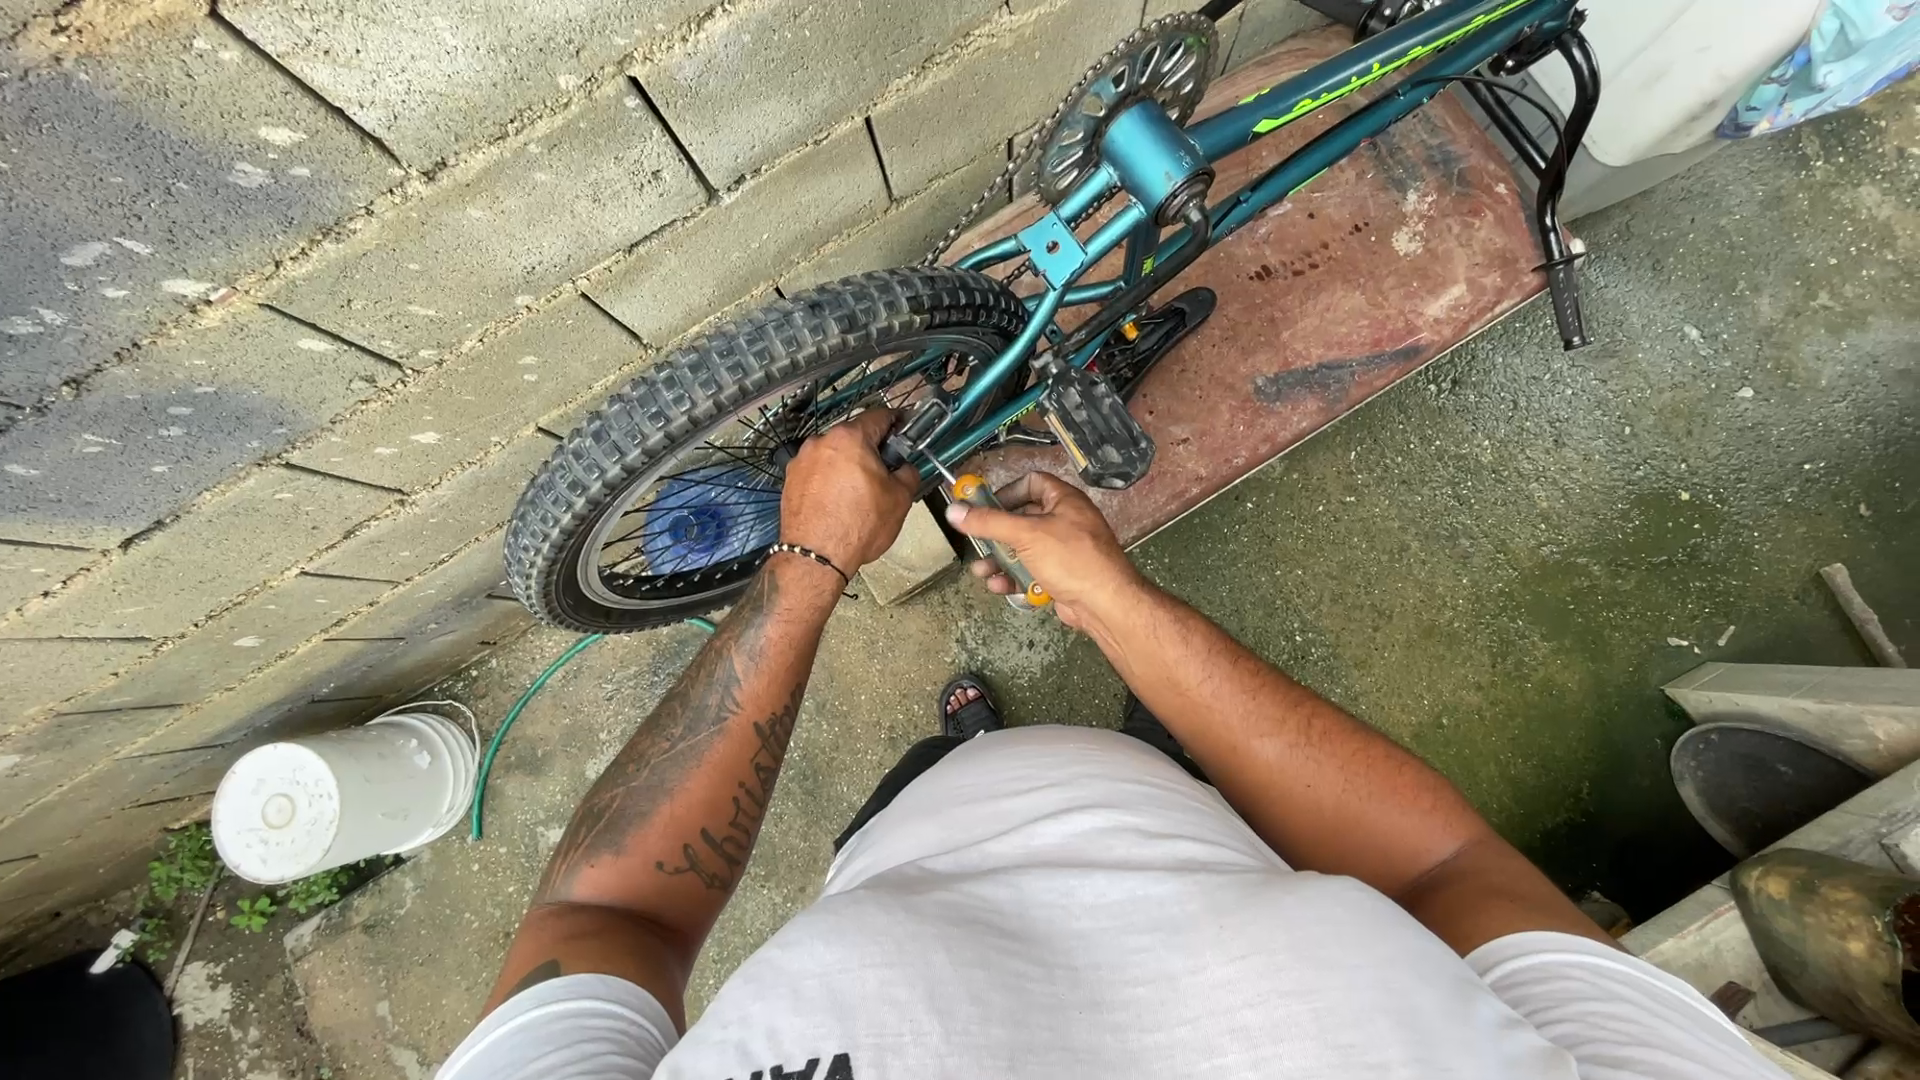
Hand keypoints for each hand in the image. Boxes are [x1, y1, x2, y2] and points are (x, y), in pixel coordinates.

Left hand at [778, 408, 920, 571]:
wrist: (816, 556)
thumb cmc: (855, 527)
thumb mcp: (900, 499)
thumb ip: (908, 474)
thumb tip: (906, 469)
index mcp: (850, 439)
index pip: (878, 415)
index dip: (895, 421)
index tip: (901, 426)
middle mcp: (822, 443)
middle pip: (853, 436)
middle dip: (870, 450)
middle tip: (884, 471)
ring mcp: (802, 461)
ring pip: (833, 455)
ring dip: (848, 466)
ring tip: (859, 494)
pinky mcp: (791, 480)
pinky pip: (817, 472)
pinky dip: (829, 481)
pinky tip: (839, 502)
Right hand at [944, 471, 1148, 631]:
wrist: (1104, 604)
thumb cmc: (1071, 559)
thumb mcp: (1026, 534)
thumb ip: (988, 522)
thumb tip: (954, 511)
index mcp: (1063, 500)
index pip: (1031, 483)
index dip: (1007, 492)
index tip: (984, 507)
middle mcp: (1065, 521)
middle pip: (1021, 519)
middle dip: (996, 534)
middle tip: (977, 543)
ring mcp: (1063, 550)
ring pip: (1023, 549)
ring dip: (1000, 560)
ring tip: (982, 571)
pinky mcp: (1060, 575)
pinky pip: (1031, 571)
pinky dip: (1014, 578)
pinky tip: (1001, 586)